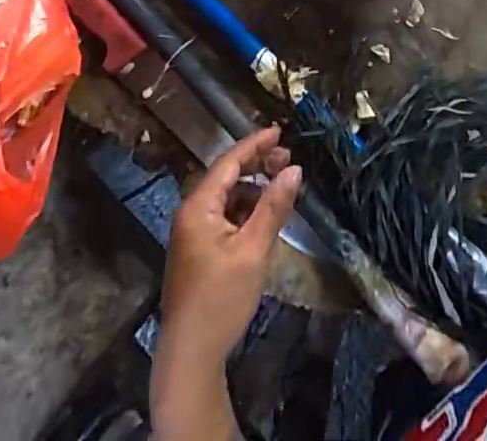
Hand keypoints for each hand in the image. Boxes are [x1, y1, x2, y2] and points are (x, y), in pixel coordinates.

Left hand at [161, 126, 302, 361]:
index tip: (279, 131)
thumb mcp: (253, 249)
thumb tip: (295, 169)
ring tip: (283, 186)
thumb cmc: (221, 298)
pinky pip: (226, 215)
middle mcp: (191, 214)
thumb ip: (274, 206)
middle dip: (257, 164)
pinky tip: (268, 214)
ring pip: (228, 196)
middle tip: (288, 160)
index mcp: (198, 208)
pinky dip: (248, 207)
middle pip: (226, 176)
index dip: (254, 144)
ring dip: (255, 186)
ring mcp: (194, 233)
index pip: (228, 163)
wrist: (191, 354)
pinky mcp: (201, 249)